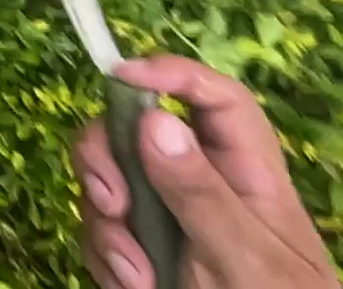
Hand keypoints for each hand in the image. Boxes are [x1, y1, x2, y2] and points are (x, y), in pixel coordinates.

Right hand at [72, 56, 336, 288]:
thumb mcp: (247, 262)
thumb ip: (200, 193)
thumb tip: (152, 118)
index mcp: (248, 178)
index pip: (218, 101)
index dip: (173, 73)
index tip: (121, 76)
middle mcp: (199, 183)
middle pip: (131, 130)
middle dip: (105, 160)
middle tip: (109, 201)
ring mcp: (164, 212)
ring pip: (104, 178)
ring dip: (105, 223)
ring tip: (135, 276)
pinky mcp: (135, 241)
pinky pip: (94, 222)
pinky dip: (103, 253)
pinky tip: (130, 285)